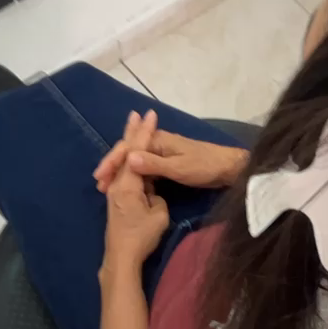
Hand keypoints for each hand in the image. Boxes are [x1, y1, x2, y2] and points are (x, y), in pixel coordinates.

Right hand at [94, 127, 248, 191]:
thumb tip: (129, 159)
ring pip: (135, 161)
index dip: (112, 162)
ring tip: (108, 187)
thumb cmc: (204, 167)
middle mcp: (156, 143)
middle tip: (100, 184)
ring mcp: (161, 153)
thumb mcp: (179, 168)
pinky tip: (127, 186)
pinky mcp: (166, 163)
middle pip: (128, 153)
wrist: (227, 169)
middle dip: (113, 167)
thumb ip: (154, 165)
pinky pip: (144, 168)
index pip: (127, 148)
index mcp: (157, 141)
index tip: (100, 178)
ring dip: (121, 172)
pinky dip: (133, 177)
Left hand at [101, 110, 171, 276]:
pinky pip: (123, 174)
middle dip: (132, 133)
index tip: (151, 115)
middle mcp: (118, 184)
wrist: (121, 257)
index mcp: (128, 184)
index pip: (138, 152)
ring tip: (134, 130)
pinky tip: (132, 159)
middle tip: (136, 114)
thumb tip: (153, 193)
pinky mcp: (116, 201)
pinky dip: (129, 161)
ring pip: (123, 163)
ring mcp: (115, 193)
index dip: (145, 133)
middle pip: (125, 153)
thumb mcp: (159, 216)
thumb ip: (158, 197)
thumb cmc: (141, 237)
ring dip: (130, 146)